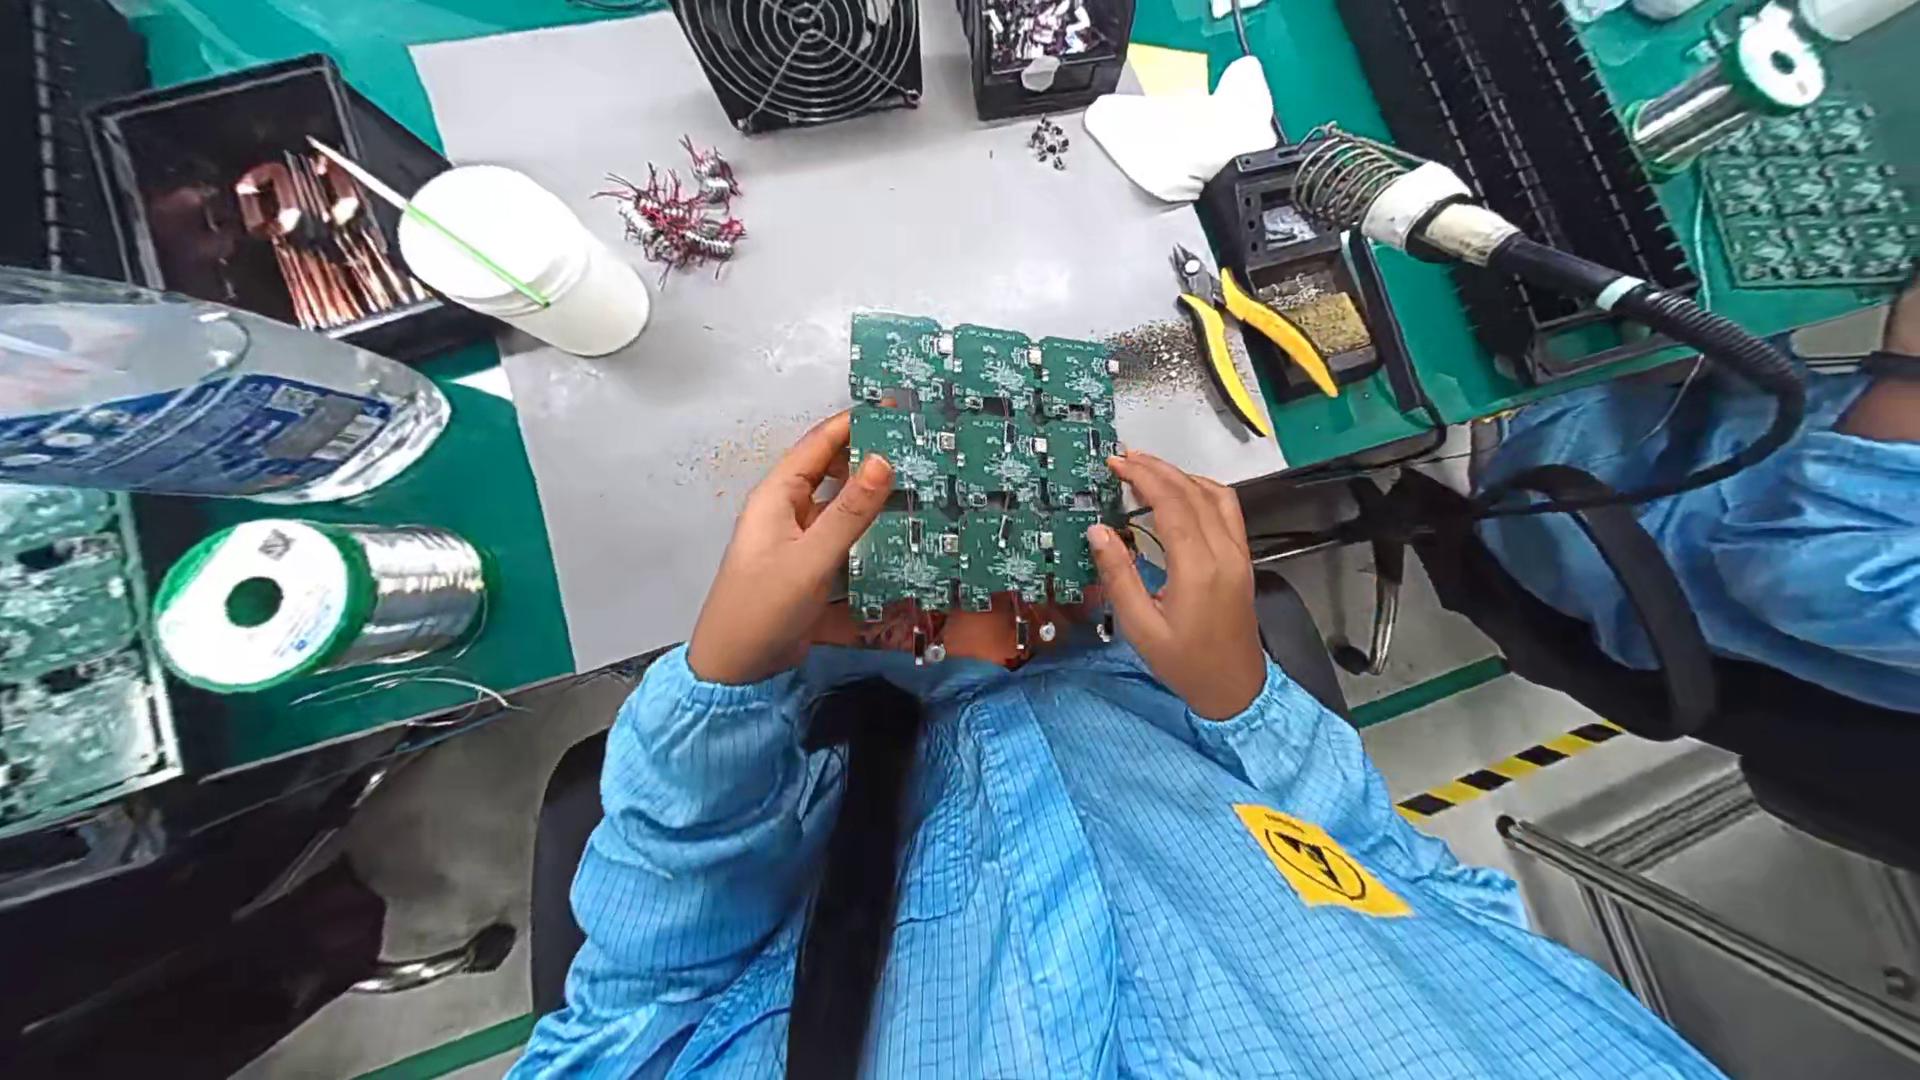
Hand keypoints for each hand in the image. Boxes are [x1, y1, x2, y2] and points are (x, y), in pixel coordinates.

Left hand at [686, 411, 893, 683]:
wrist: (738, 669)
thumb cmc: (762, 608)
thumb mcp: (810, 558)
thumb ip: (849, 513)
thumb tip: (882, 461)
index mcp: (778, 496)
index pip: (819, 444)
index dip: (854, 423)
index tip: (896, 410)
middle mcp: (790, 511)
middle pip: (833, 472)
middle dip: (870, 458)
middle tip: (918, 450)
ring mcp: (802, 540)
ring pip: (843, 506)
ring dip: (874, 496)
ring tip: (918, 486)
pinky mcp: (814, 566)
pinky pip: (847, 538)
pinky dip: (870, 531)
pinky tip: (901, 533)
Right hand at [1086, 452, 1265, 718]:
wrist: (1234, 688)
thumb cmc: (1185, 663)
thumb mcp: (1140, 626)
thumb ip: (1118, 576)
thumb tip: (1098, 531)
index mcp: (1198, 568)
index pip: (1172, 504)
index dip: (1143, 478)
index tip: (1117, 464)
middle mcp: (1224, 552)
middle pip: (1193, 492)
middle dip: (1157, 469)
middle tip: (1124, 459)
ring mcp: (1238, 553)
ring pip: (1215, 495)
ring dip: (1181, 475)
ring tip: (1147, 469)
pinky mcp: (1242, 558)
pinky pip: (1227, 509)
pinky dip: (1202, 490)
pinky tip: (1181, 491)